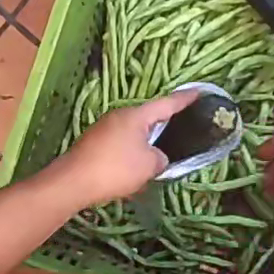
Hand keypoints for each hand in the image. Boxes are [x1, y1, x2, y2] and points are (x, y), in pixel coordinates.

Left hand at [48, 89, 201, 206]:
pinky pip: (121, 146)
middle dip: (165, 125)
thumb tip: (156, 157)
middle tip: (183, 128)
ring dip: (146, 145)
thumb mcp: (149, 165)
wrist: (73, 182)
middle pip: (148, 118)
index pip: (167, 103)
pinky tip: (135, 172)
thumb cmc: (115, 169)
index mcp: (135, 115)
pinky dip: (131, 156)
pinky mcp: (94, 145)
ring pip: (134, 134)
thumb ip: (160, 158)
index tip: (200, 91)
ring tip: (160, 157)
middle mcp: (119, 117)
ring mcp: (104, 130)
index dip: (185, 98)